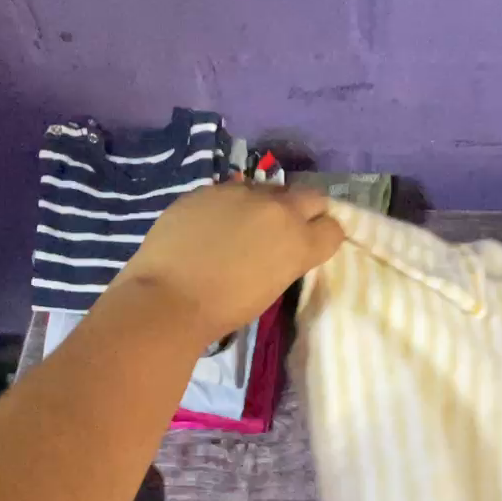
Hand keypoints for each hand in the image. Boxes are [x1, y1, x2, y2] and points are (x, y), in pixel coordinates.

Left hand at [112, 183, 343, 341]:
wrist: (169, 299)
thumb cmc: (223, 310)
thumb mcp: (269, 289)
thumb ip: (284, 259)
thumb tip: (278, 246)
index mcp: (298, 242)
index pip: (332, 229)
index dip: (324, 238)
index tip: (313, 246)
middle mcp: (277, 209)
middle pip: (310, 197)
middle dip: (305, 211)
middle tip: (287, 229)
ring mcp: (240, 193)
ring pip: (268, 189)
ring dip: (265, 204)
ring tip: (245, 227)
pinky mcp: (208, 190)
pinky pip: (230, 191)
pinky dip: (230, 205)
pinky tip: (212, 226)